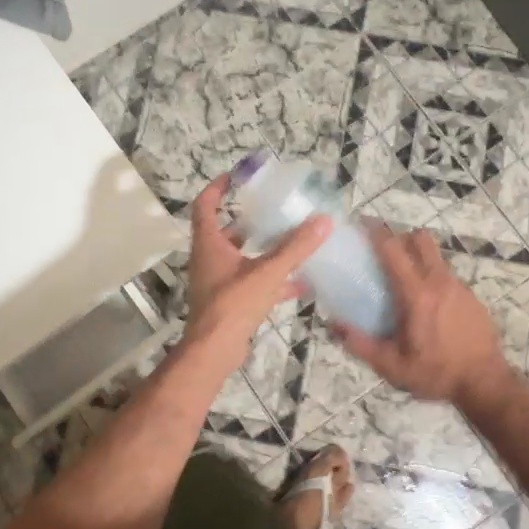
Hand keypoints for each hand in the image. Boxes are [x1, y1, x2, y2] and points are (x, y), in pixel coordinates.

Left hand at [181, 174, 332, 365]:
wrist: (215, 351)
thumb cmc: (232, 305)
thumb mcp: (267, 272)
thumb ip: (295, 248)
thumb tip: (323, 221)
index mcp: (209, 244)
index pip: (205, 205)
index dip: (217, 188)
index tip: (236, 177)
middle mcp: (209, 259)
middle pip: (224, 231)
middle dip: (247, 219)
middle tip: (272, 208)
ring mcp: (218, 282)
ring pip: (240, 258)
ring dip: (262, 248)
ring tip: (289, 239)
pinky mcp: (230, 301)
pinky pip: (252, 282)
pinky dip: (272, 279)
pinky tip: (300, 283)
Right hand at [334, 224, 510, 406]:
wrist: (485, 383)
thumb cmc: (436, 373)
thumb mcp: (392, 366)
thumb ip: (360, 344)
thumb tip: (333, 325)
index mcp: (416, 294)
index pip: (393, 250)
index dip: (376, 232)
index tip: (362, 224)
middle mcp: (439, 282)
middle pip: (420, 239)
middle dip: (401, 237)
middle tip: (384, 253)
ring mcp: (459, 287)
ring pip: (436, 256)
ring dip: (418, 259)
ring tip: (404, 283)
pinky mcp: (472, 297)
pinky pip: (447, 276)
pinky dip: (433, 279)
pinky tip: (428, 305)